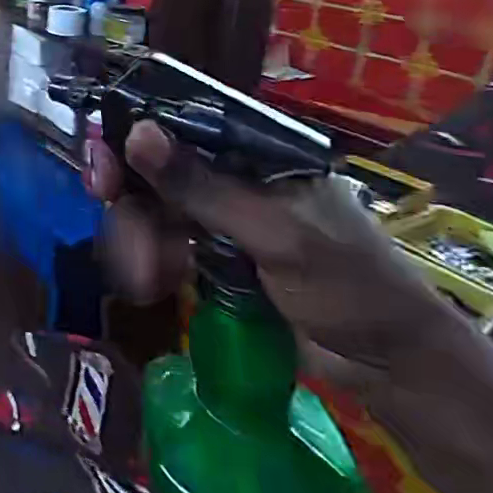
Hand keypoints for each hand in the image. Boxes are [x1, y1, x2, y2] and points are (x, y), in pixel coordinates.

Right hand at [86, 121, 466, 392]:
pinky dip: (149, 259)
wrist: (391, 368)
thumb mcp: (276, 234)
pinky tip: (151, 283)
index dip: (132, 135)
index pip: (181, 124)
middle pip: (155, 166)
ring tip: (143, 277)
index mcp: (257, 151)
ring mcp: (219, 213)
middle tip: (106, 213)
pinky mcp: (211, 251)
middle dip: (128, 195)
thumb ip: (203, 187)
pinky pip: (162, 241)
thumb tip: (137, 131)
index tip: (102, 161)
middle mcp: (232, 174)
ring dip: (137, 237)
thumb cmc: (351, 287)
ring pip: (151, 206)